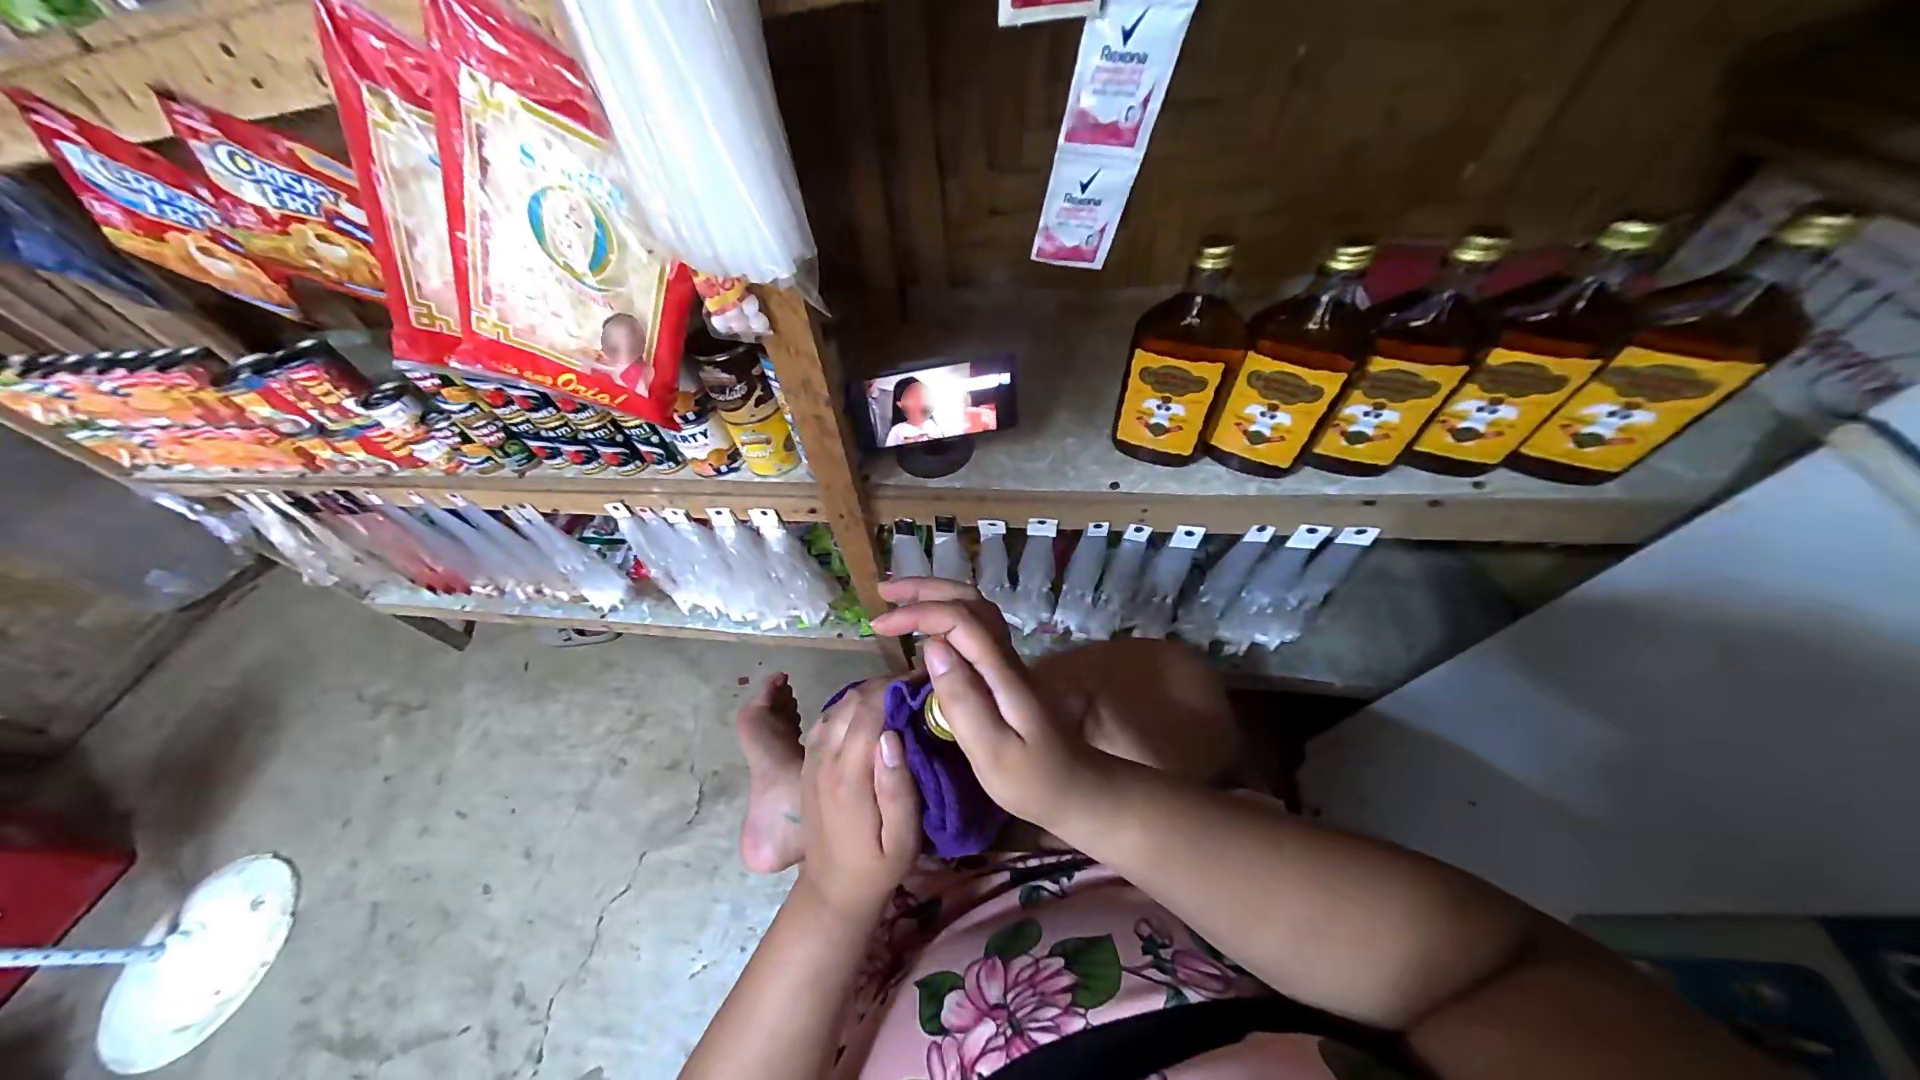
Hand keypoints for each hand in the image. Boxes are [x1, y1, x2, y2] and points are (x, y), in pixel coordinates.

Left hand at [794, 677, 920, 919]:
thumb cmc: (877, 865)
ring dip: (867, 692)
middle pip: (850, 701)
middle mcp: (824, 761)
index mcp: (848, 777)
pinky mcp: (808, 763)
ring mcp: (811, 760)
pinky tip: (871, 711)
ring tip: (899, 694)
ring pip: (836, 706)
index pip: (867, 711)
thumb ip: (899, 789)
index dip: (895, 688)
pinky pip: (826, 719)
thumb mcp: (903, 839)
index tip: (924, 681)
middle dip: (884, 685)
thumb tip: (892, 735)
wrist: (832, 889)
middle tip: (917, 686)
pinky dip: (850, 705)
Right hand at [870, 579, 1109, 832]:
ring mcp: (1007, 662)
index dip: (918, 613)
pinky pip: (974, 628)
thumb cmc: (1032, 780)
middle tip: (883, 590)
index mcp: (1001, 671)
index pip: (959, 620)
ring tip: (898, 599)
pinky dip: (947, 614)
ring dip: (936, 596)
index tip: (880, 626)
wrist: (1075, 788)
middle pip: (969, 600)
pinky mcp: (1003, 673)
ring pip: (974, 609)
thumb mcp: (993, 751)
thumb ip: (962, 700)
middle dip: (925, 589)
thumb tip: (932, 647)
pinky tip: (927, 628)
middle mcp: (1006, 656)